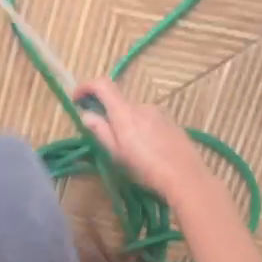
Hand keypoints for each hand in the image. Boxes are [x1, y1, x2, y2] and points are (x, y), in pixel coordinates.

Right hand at [74, 77, 213, 205]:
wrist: (185, 176)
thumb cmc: (146, 168)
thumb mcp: (116, 153)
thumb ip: (101, 131)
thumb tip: (87, 115)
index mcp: (125, 112)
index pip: (103, 85)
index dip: (86, 87)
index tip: (76, 99)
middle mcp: (142, 106)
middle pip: (118, 103)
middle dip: (108, 116)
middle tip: (107, 141)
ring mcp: (159, 113)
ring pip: (134, 114)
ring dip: (126, 125)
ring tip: (131, 152)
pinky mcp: (171, 122)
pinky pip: (148, 120)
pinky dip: (141, 129)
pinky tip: (148, 151)